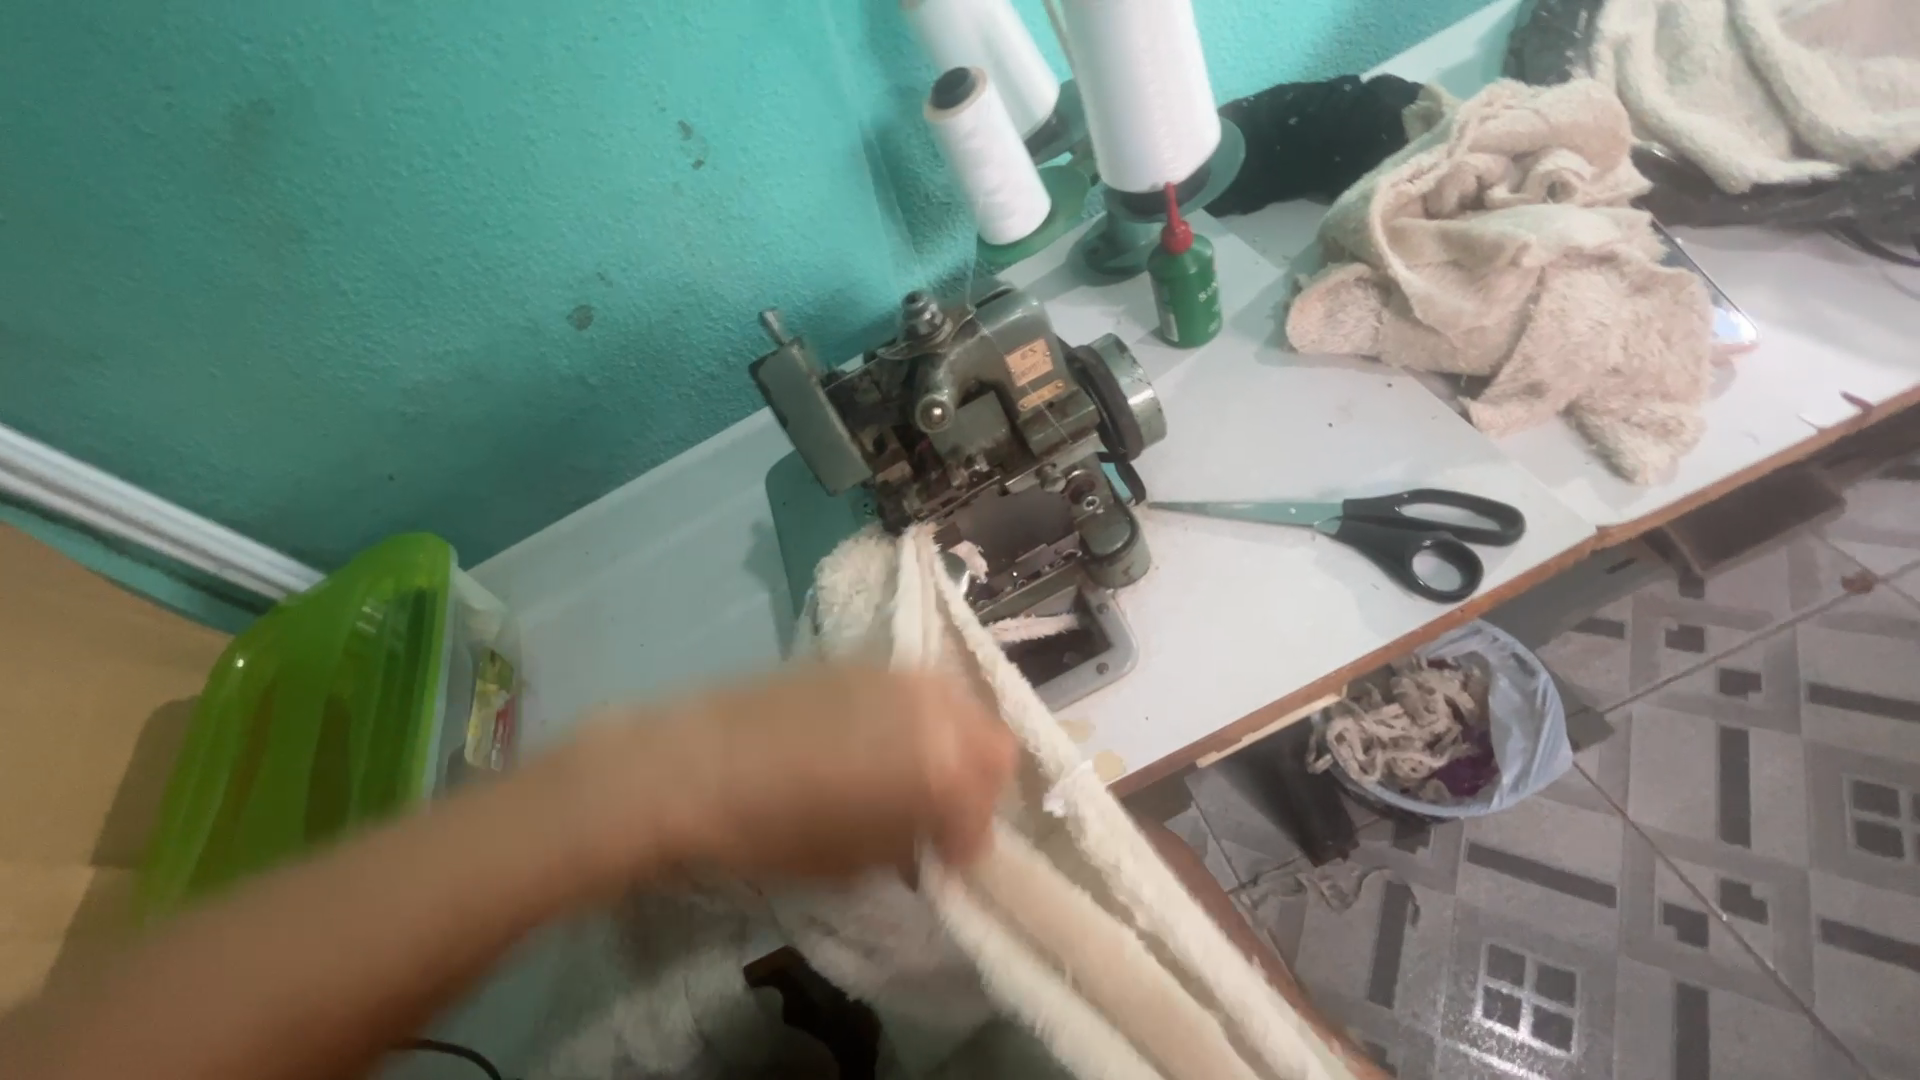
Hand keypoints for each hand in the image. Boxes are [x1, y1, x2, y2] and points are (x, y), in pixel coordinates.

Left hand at [556, 665, 1017, 885]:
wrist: (697, 763)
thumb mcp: (859, 861)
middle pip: (992, 743)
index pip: (988, 807)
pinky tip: (876, 739)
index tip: (945, 856)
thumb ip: (916, 844)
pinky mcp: (865, 658)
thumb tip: (935, 837)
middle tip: (938, 811)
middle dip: (974, 783)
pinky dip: (915, 718)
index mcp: (944, 765)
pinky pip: (916, 690)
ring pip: (958, 707)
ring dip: (949, 743)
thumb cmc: (777, 829)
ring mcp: (901, 674)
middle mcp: (936, 706)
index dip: (969, 838)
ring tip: (910, 772)